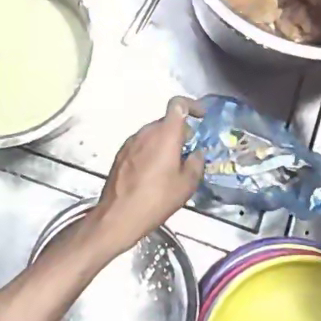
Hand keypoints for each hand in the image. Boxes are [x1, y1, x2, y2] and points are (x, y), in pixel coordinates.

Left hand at [83, 98, 205, 254]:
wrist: (119, 216)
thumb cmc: (157, 199)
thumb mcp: (187, 184)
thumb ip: (196, 163)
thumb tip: (196, 154)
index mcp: (165, 135)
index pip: (178, 104)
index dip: (192, 105)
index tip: (201, 116)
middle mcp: (146, 133)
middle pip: (166, 122)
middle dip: (180, 132)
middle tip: (189, 152)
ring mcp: (130, 143)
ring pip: (153, 134)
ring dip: (165, 143)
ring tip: (172, 166)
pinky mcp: (120, 155)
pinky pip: (141, 145)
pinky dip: (151, 152)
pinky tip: (154, 174)